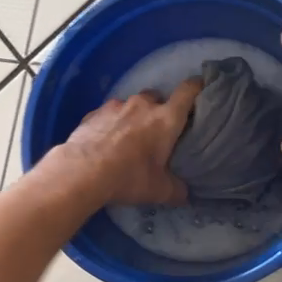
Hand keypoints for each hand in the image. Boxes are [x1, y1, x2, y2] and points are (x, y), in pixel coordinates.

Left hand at [52, 79, 202, 205]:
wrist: (81, 172)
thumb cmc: (128, 177)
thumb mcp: (159, 190)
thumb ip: (176, 190)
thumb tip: (185, 194)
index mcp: (165, 118)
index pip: (188, 91)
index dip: (197, 87)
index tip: (200, 90)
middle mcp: (142, 105)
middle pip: (157, 97)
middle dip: (159, 109)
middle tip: (157, 130)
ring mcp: (115, 106)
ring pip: (130, 105)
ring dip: (132, 116)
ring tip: (127, 137)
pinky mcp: (92, 113)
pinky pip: (107, 114)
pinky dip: (109, 123)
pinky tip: (104, 141)